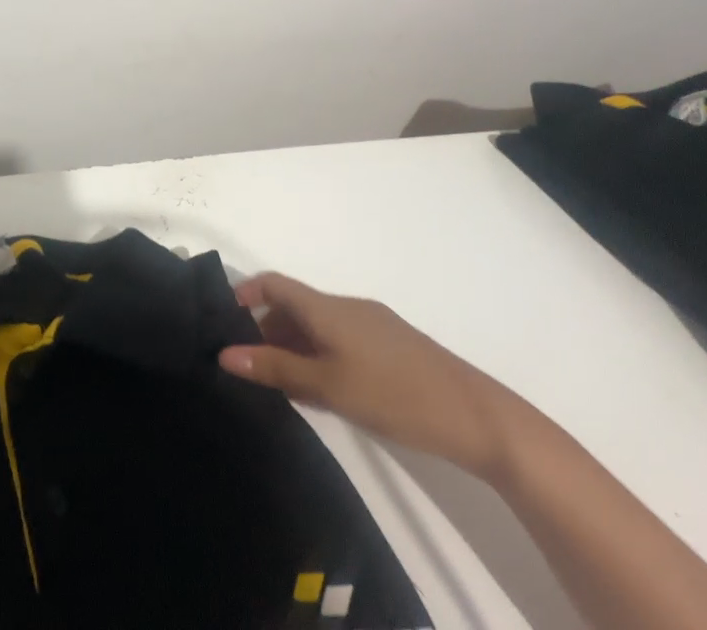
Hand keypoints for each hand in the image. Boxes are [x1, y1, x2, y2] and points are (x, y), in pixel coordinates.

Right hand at [217, 272, 527, 480]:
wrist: (483, 422)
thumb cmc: (397, 397)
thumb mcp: (327, 386)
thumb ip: (274, 368)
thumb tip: (223, 354)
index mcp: (330, 308)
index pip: (274, 284)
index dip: (244, 295)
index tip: (223, 323)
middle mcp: (350, 308)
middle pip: (294, 306)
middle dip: (265, 331)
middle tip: (249, 367)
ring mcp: (375, 327)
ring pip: (318, 326)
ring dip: (293, 348)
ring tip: (281, 385)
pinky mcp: (393, 348)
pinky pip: (340, 340)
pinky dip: (319, 356)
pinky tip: (322, 391)